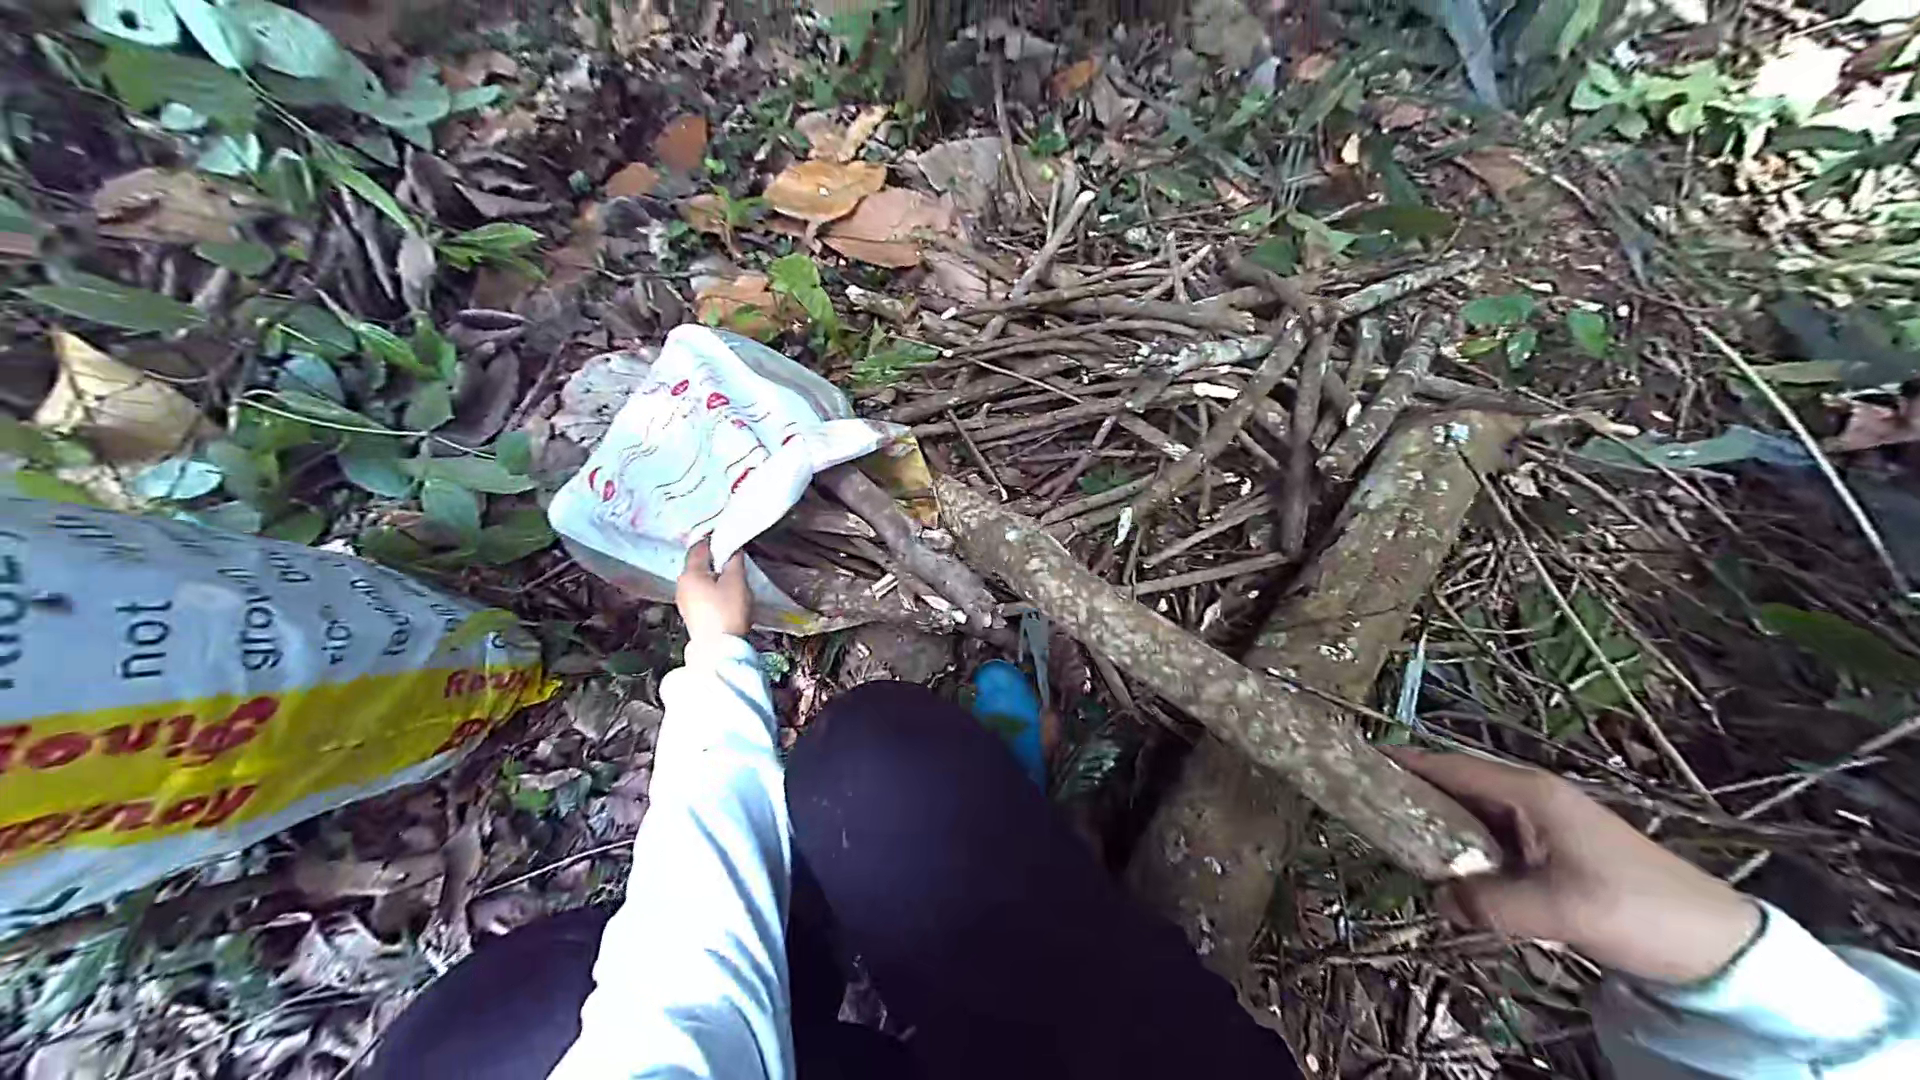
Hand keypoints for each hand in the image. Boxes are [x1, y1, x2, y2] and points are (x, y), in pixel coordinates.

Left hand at [676, 537, 749, 640]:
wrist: (719, 648)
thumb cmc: (728, 610)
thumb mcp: (736, 581)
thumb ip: (734, 561)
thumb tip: (732, 548)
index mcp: (690, 573)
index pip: (699, 547)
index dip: (713, 539)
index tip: (728, 536)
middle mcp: (681, 585)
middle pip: (697, 564)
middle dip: (713, 558)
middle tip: (732, 555)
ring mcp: (683, 601)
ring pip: (698, 579)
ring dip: (712, 574)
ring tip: (730, 574)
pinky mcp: (690, 613)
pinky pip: (699, 592)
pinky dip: (710, 588)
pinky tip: (723, 592)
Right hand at [1388, 748, 1761, 983]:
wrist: (1725, 950)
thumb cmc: (1639, 912)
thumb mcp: (1559, 911)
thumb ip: (1488, 904)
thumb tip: (1437, 900)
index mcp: (1529, 791)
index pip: (1448, 764)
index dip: (1402, 762)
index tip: (1358, 765)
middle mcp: (1530, 795)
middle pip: (1454, 783)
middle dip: (1412, 794)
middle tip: (1370, 810)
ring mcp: (1542, 820)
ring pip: (1470, 810)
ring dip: (1437, 824)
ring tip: (1400, 841)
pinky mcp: (1550, 846)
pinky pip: (1490, 835)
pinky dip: (1463, 845)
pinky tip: (1450, 868)